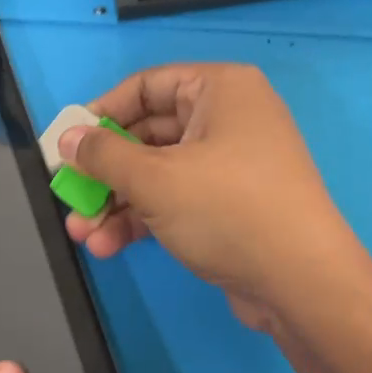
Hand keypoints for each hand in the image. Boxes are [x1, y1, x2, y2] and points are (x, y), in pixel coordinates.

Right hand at [59, 63, 359, 305]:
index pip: (145, 86)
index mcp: (220, 90)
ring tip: (82, 233)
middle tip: (68, 194)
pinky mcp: (231, 205)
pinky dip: (143, 218)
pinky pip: (176, 198)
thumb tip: (66, 139)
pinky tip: (109, 246)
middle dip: (104, 170)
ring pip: (157, 172)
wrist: (305, 286)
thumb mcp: (155, 179)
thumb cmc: (228, 210)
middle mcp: (228, 118)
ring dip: (117, 201)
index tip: (67, 142)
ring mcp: (231, 164)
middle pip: (147, 134)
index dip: (100, 113)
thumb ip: (102, 155)